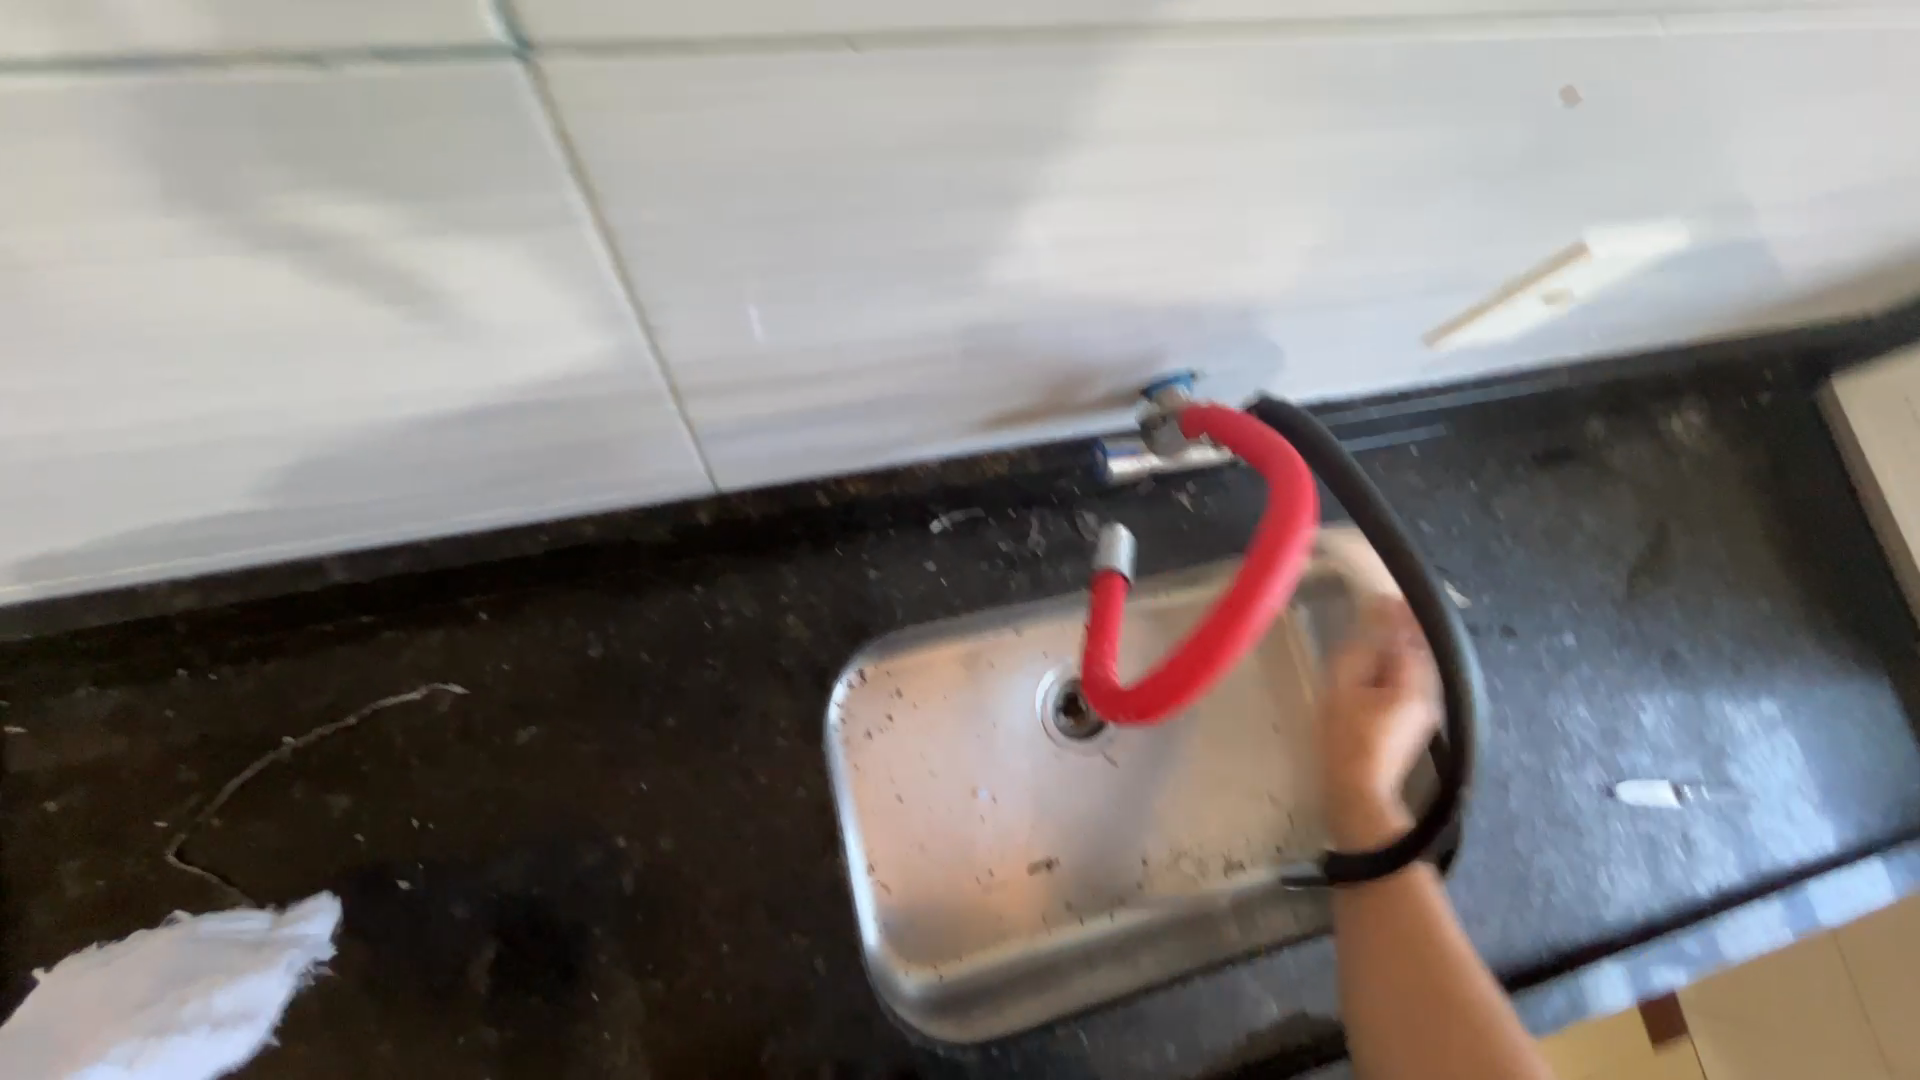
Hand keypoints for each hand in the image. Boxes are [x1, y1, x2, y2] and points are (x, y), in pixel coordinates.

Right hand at [1318, 598, 1441, 850]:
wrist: (1359, 791)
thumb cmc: (1346, 740)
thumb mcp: (1341, 692)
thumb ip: (1356, 657)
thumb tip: (1367, 632)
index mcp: (1413, 687)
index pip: (1410, 640)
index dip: (1398, 616)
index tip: (1384, 596)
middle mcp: (1427, 697)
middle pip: (1418, 653)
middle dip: (1402, 628)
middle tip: (1382, 607)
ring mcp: (1423, 712)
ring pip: (1414, 669)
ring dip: (1399, 647)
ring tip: (1379, 627)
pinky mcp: (1412, 722)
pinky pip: (1408, 682)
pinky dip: (1396, 665)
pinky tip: (1378, 662)